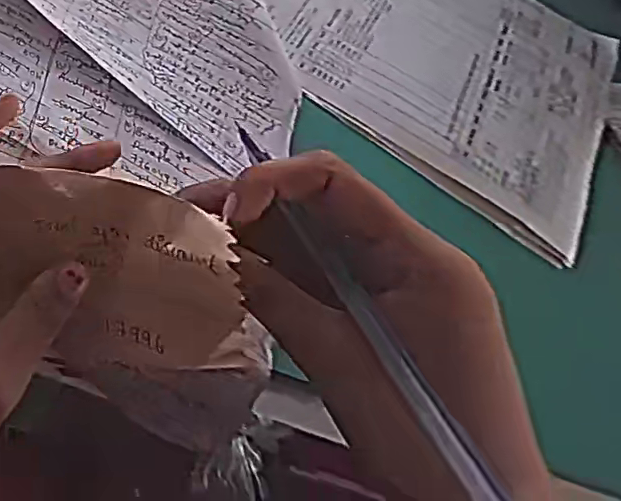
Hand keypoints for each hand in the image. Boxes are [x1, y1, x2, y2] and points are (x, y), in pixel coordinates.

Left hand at [0, 95, 117, 498]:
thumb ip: (35, 320)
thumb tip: (78, 265)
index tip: (11, 104)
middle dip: (50, 162)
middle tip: (109, 154)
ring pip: (8, 208)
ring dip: (53, 191)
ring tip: (107, 184)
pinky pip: (12, 238)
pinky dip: (45, 226)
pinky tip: (81, 238)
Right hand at [181, 152, 552, 500]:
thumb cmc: (427, 441)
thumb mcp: (340, 363)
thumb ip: (274, 297)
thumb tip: (215, 250)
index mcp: (419, 256)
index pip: (333, 180)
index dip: (270, 180)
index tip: (228, 212)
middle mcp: (406, 252)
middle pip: (316, 198)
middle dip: (250, 199)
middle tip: (193, 213)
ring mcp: (390, 276)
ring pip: (310, 228)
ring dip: (253, 227)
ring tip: (199, 230)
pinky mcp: (372, 300)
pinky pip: (313, 261)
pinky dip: (269, 257)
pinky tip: (231, 259)